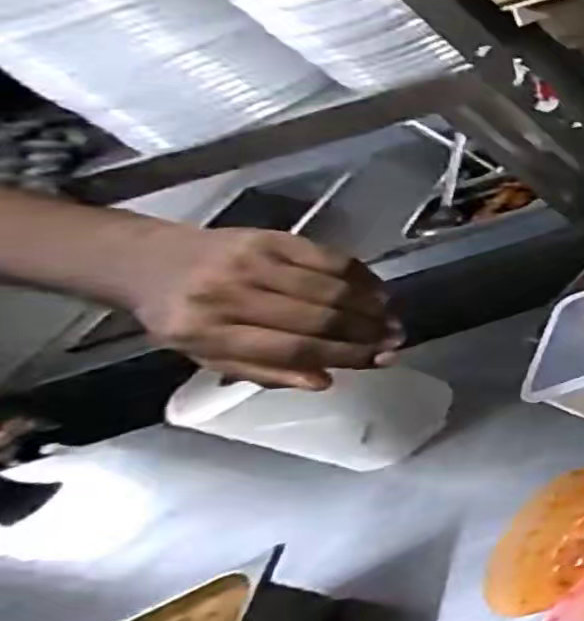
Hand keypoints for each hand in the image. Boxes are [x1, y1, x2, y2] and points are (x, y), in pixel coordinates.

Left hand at [123, 226, 399, 389]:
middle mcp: (227, 295)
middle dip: (367, 331)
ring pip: (333, 288)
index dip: (345, 355)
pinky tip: (378, 290)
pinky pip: (333, 260)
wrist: (150, 261)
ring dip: (371, 306)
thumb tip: (324, 381)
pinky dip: (363, 277)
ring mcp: (253, 263)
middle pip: (319, 318)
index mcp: (205, 333)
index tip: (380, 360)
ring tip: (392, 318)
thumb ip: (264, 370)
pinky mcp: (273, 238)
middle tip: (396, 339)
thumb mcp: (208, 354)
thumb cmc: (185, 316)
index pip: (292, 349)